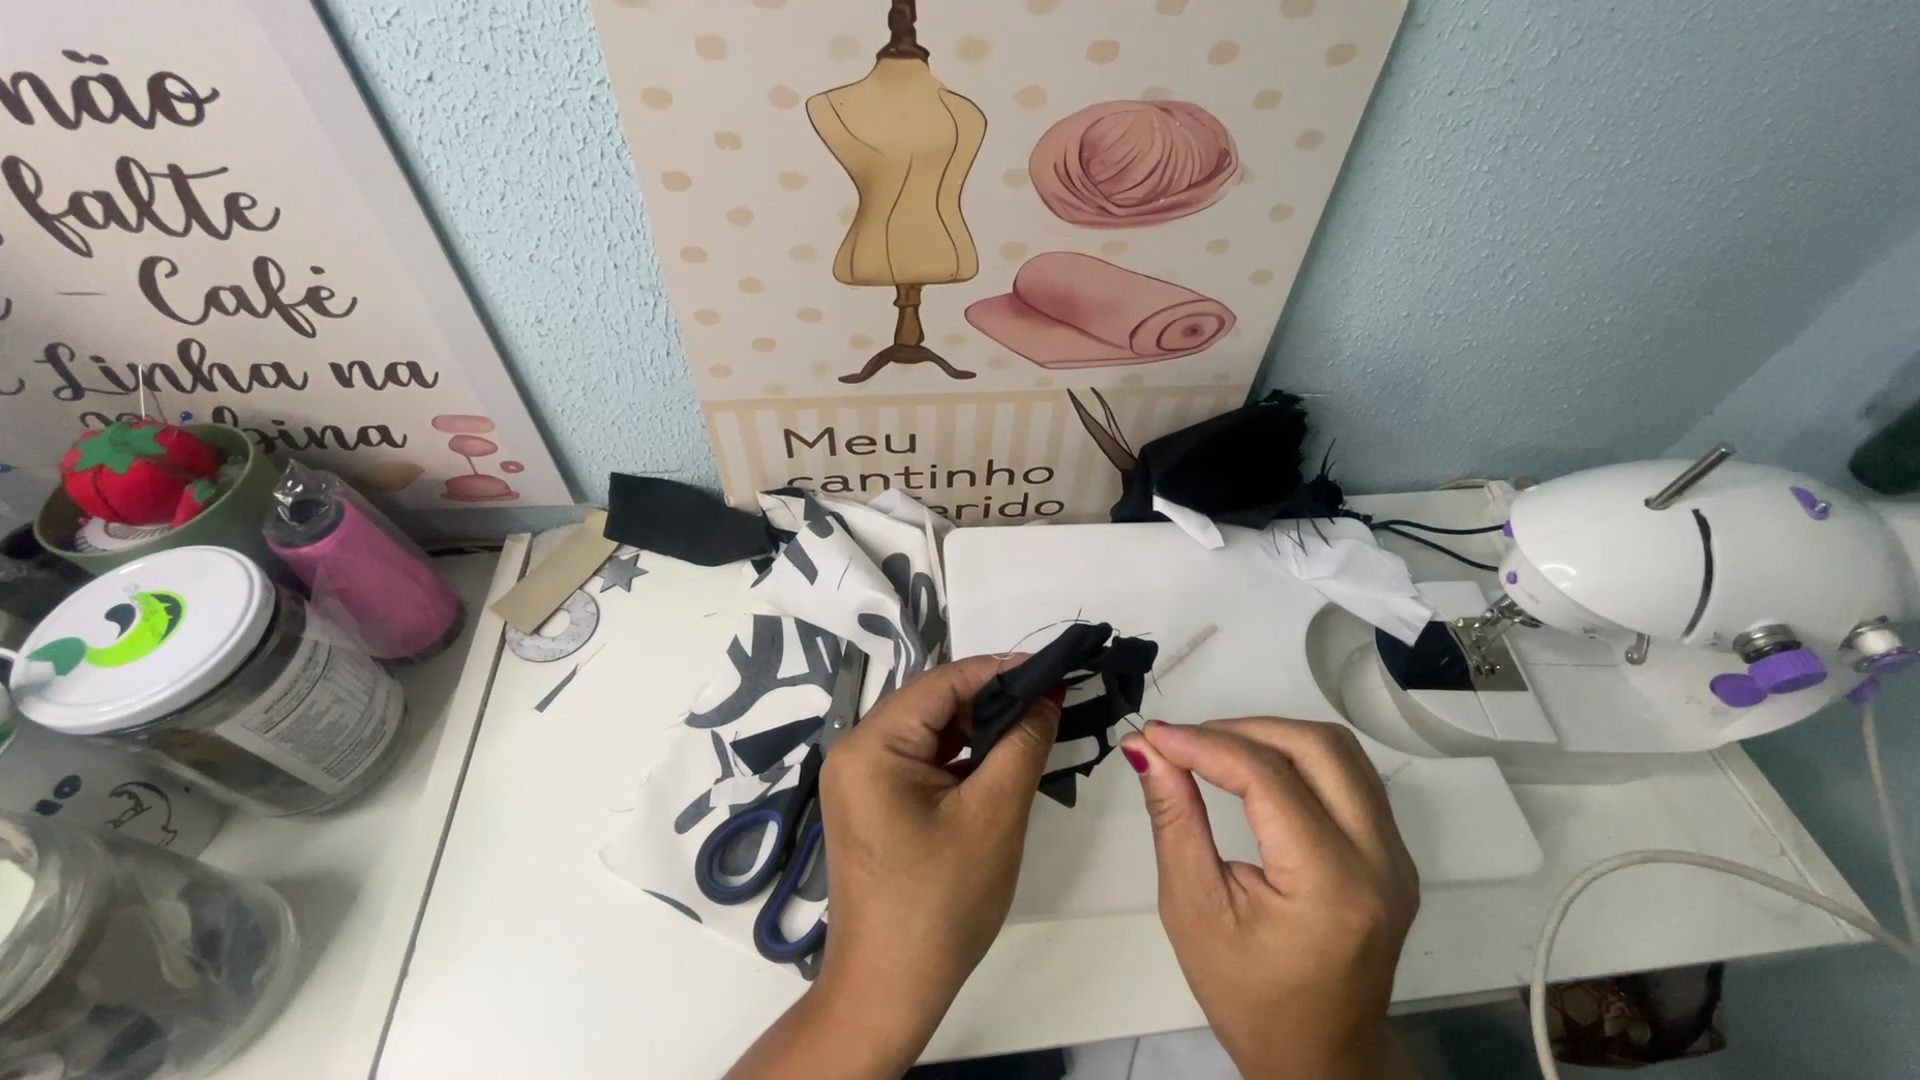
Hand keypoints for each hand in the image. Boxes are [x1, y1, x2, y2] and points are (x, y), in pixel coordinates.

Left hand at [726, 655, 1061, 1079]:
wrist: (890, 990)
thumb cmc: (942, 902)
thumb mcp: (995, 814)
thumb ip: (1024, 742)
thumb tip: (1049, 694)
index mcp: (871, 746)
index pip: (942, 683)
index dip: (1000, 670)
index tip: (1053, 669)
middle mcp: (856, 751)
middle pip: (932, 704)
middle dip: (992, 700)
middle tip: (1050, 702)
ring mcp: (860, 779)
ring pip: (929, 732)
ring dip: (979, 728)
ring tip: (1034, 727)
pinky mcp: (872, 803)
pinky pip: (921, 761)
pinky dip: (961, 757)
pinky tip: (1000, 760)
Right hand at [1121, 718, 1420, 1079]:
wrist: (1320, 1056)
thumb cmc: (1246, 996)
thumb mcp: (1192, 910)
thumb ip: (1174, 819)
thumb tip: (1146, 749)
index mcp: (1331, 885)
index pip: (1268, 779)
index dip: (1205, 745)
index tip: (1154, 735)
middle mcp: (1380, 860)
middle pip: (1318, 748)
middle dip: (1243, 730)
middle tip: (1185, 742)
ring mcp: (1396, 856)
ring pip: (1340, 753)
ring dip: (1273, 737)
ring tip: (1214, 751)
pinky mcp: (1393, 854)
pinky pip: (1350, 778)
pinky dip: (1297, 758)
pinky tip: (1254, 772)